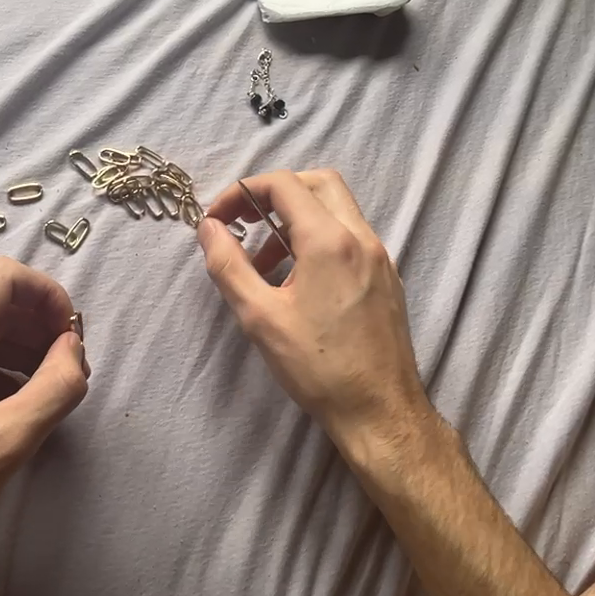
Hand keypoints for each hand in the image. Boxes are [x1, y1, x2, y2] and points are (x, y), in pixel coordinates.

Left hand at [0, 257, 86, 595]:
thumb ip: (54, 388)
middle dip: (38, 325)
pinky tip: (9, 411)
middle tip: (67, 369)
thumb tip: (74, 349)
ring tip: (45, 393)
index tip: (70, 335)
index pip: (2, 277)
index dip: (47, 293)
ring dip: (20, 349)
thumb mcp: (5, 445)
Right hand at [195, 169, 430, 454]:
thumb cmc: (319, 368)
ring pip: (336, 208)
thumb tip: (208, 228)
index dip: (242, 192)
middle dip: (275, 192)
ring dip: (295, 218)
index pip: (283, 184)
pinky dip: (318, 237)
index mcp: (330, 240)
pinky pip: (349, 235)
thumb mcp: (260, 317)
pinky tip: (296, 279)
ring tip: (263, 262)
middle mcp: (361, 236)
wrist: (382, 413)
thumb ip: (229, 266)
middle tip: (245, 220)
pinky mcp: (386, 275)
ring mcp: (379, 255)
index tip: (218, 219)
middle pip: (317, 182)